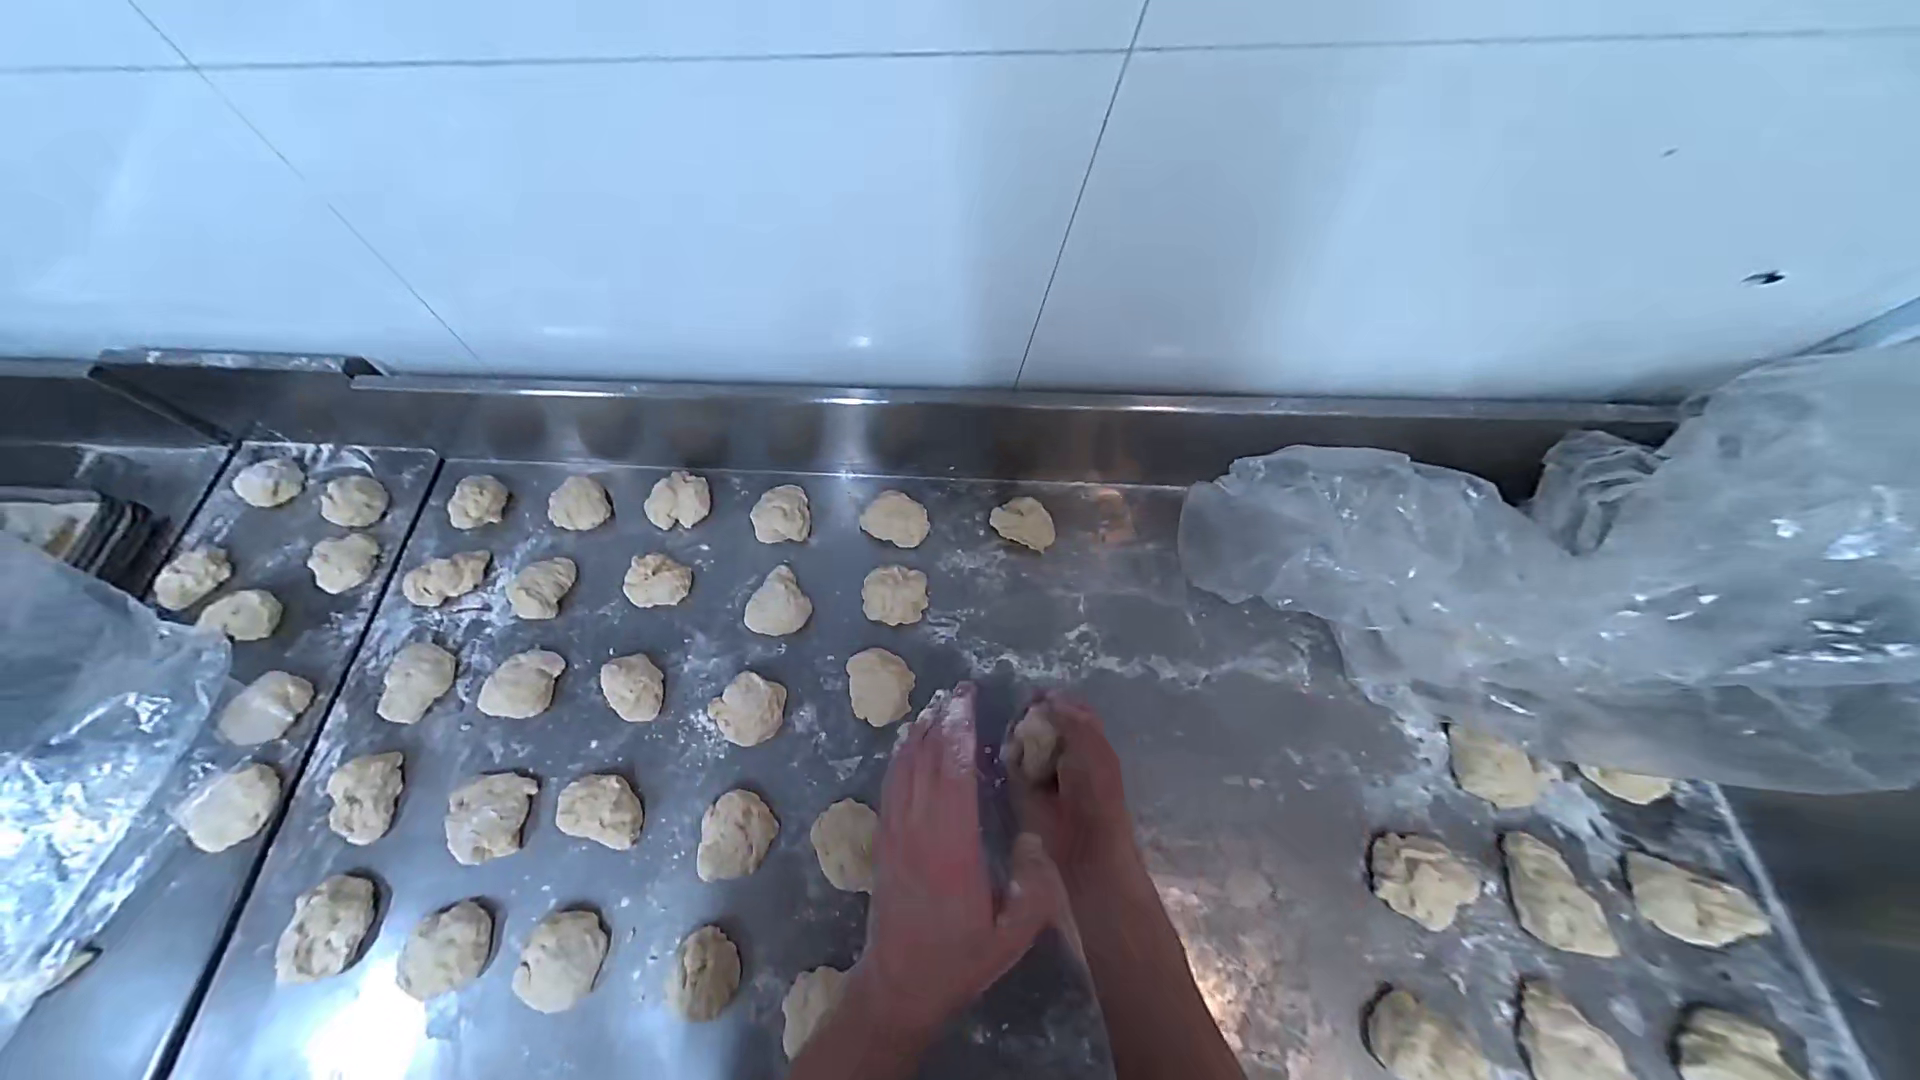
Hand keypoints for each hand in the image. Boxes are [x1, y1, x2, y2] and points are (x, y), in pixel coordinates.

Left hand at [853, 683, 1065, 1040]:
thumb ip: (1034, 885)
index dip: (960, 729)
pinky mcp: (884, 837)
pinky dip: (902, 753)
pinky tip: (911, 740)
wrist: (898, 985)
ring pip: (905, 765)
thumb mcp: (1012, 933)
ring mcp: (896, 829)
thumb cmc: (958, 958)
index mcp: (951, 845)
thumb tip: (1035, 837)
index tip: (968, 699)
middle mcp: (918, 827)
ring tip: (938, 704)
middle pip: (927, 757)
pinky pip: (892, 782)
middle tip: (960, 689)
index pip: (953, 771)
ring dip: (922, 730)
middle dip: (943, 718)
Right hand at [1008, 691, 1139, 884]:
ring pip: (1027, 738)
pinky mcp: (1024, 785)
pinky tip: (1012, 750)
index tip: (1038, 694)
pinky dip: (1011, 752)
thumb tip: (1048, 698)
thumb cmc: (1094, 790)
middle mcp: (1066, 751)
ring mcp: (1044, 768)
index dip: (1056, 700)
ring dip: (1020, 732)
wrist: (1082, 841)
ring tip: (1017, 730)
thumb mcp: (1089, 744)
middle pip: (1045, 721)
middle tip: (1023, 711)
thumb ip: (1070, 717)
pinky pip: (1013, 760)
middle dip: (1033, 714)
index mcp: (1090, 740)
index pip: (1071, 710)